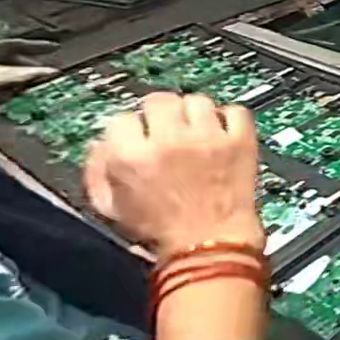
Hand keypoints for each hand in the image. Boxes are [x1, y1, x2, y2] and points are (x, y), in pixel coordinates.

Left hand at [0, 40, 59, 119]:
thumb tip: (54, 72)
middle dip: (27, 65)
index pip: (11, 44)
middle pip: (4, 59)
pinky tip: (13, 96)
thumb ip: (28, 74)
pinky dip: (6, 89)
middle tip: (45, 70)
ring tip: (33, 84)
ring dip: (17, 78)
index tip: (54, 47)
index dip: (35, 46)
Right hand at [84, 92, 263, 252]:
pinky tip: (222, 130)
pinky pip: (236, 111)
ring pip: (198, 101)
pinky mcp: (242, 140)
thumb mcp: (108, 205)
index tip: (137, 134)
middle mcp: (171, 141)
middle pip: (161, 100)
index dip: (129, 128)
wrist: (209, 238)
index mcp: (132, 157)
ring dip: (193, 111)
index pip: (121, 119)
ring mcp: (210, 138)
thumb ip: (97, 170)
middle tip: (165, 123)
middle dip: (159, 110)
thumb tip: (101, 143)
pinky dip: (229, 116)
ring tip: (194, 126)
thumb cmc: (160, 227)